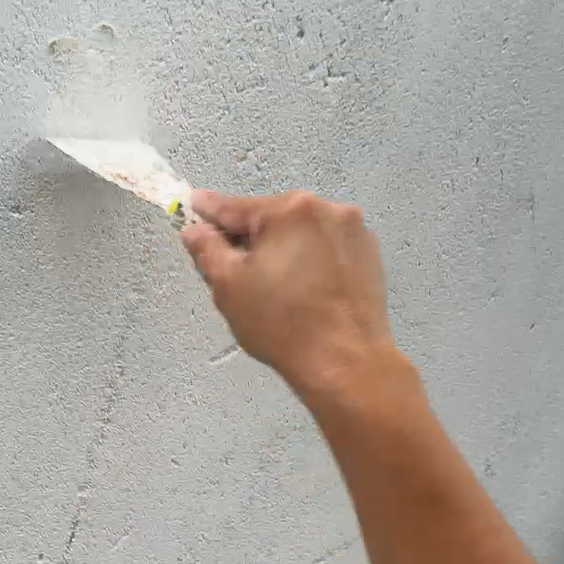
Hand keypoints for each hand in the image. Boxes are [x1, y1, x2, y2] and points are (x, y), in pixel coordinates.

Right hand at [181, 189, 405, 404]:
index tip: (194, 204)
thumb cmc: (280, 323)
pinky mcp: (369, 254)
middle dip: (250, 238)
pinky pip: (326, 248)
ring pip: (301, 233)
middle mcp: (326, 208)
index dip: (210, 210)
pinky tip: (302, 291)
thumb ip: (208, 251)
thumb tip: (195, 230)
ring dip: (282, 249)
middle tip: (235, 271)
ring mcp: (353, 230)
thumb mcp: (228, 287)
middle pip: (272, 219)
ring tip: (273, 288)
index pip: (236, 207)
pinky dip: (309, 261)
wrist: (343, 359)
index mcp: (288, 210)